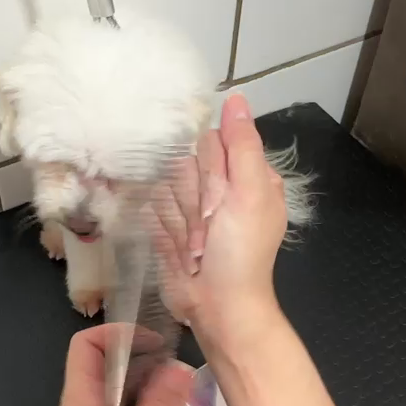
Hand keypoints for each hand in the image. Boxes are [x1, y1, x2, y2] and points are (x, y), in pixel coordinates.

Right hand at [154, 94, 287, 349]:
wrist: (218, 307)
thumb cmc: (240, 252)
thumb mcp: (251, 193)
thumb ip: (243, 145)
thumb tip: (235, 98)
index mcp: (249, 175)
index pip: (214, 142)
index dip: (211, 168)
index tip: (218, 198)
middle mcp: (221, 187)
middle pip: (186, 162)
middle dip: (194, 198)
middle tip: (209, 227)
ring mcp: (194, 208)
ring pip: (166, 186)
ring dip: (180, 221)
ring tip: (196, 246)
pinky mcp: (171, 227)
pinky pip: (153, 209)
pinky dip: (165, 232)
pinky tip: (181, 252)